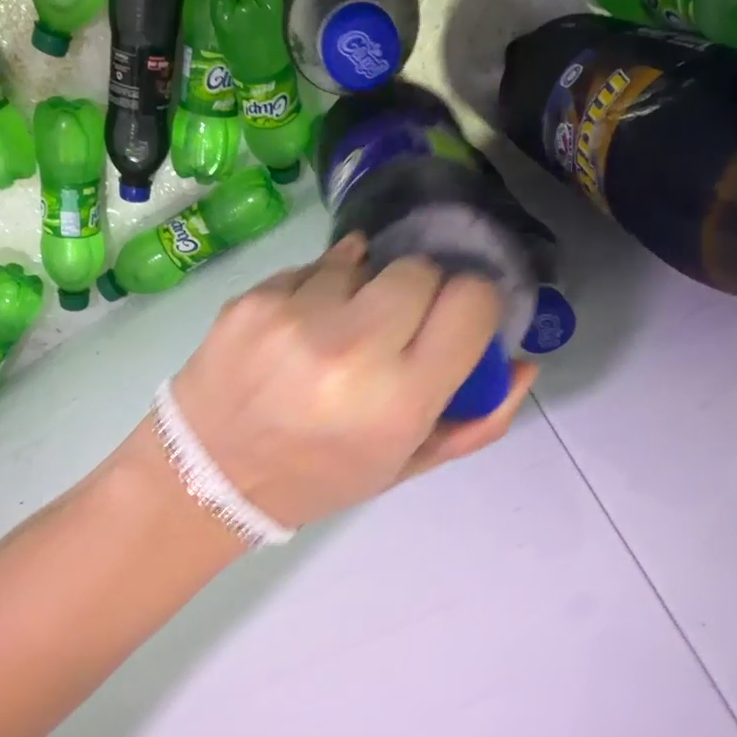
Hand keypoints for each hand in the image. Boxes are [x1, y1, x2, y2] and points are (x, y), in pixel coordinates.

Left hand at [171, 233, 537, 528]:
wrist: (209, 475)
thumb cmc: (319, 477)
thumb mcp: (403, 465)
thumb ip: (476, 420)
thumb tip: (526, 362)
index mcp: (400, 399)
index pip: (472, 301)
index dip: (470, 307)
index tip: (454, 322)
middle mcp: (352, 348)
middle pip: (421, 269)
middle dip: (418, 294)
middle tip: (392, 331)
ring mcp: (296, 317)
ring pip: (363, 258)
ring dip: (362, 288)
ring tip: (335, 333)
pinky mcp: (254, 298)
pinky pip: (311, 268)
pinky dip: (315, 291)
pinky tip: (297, 331)